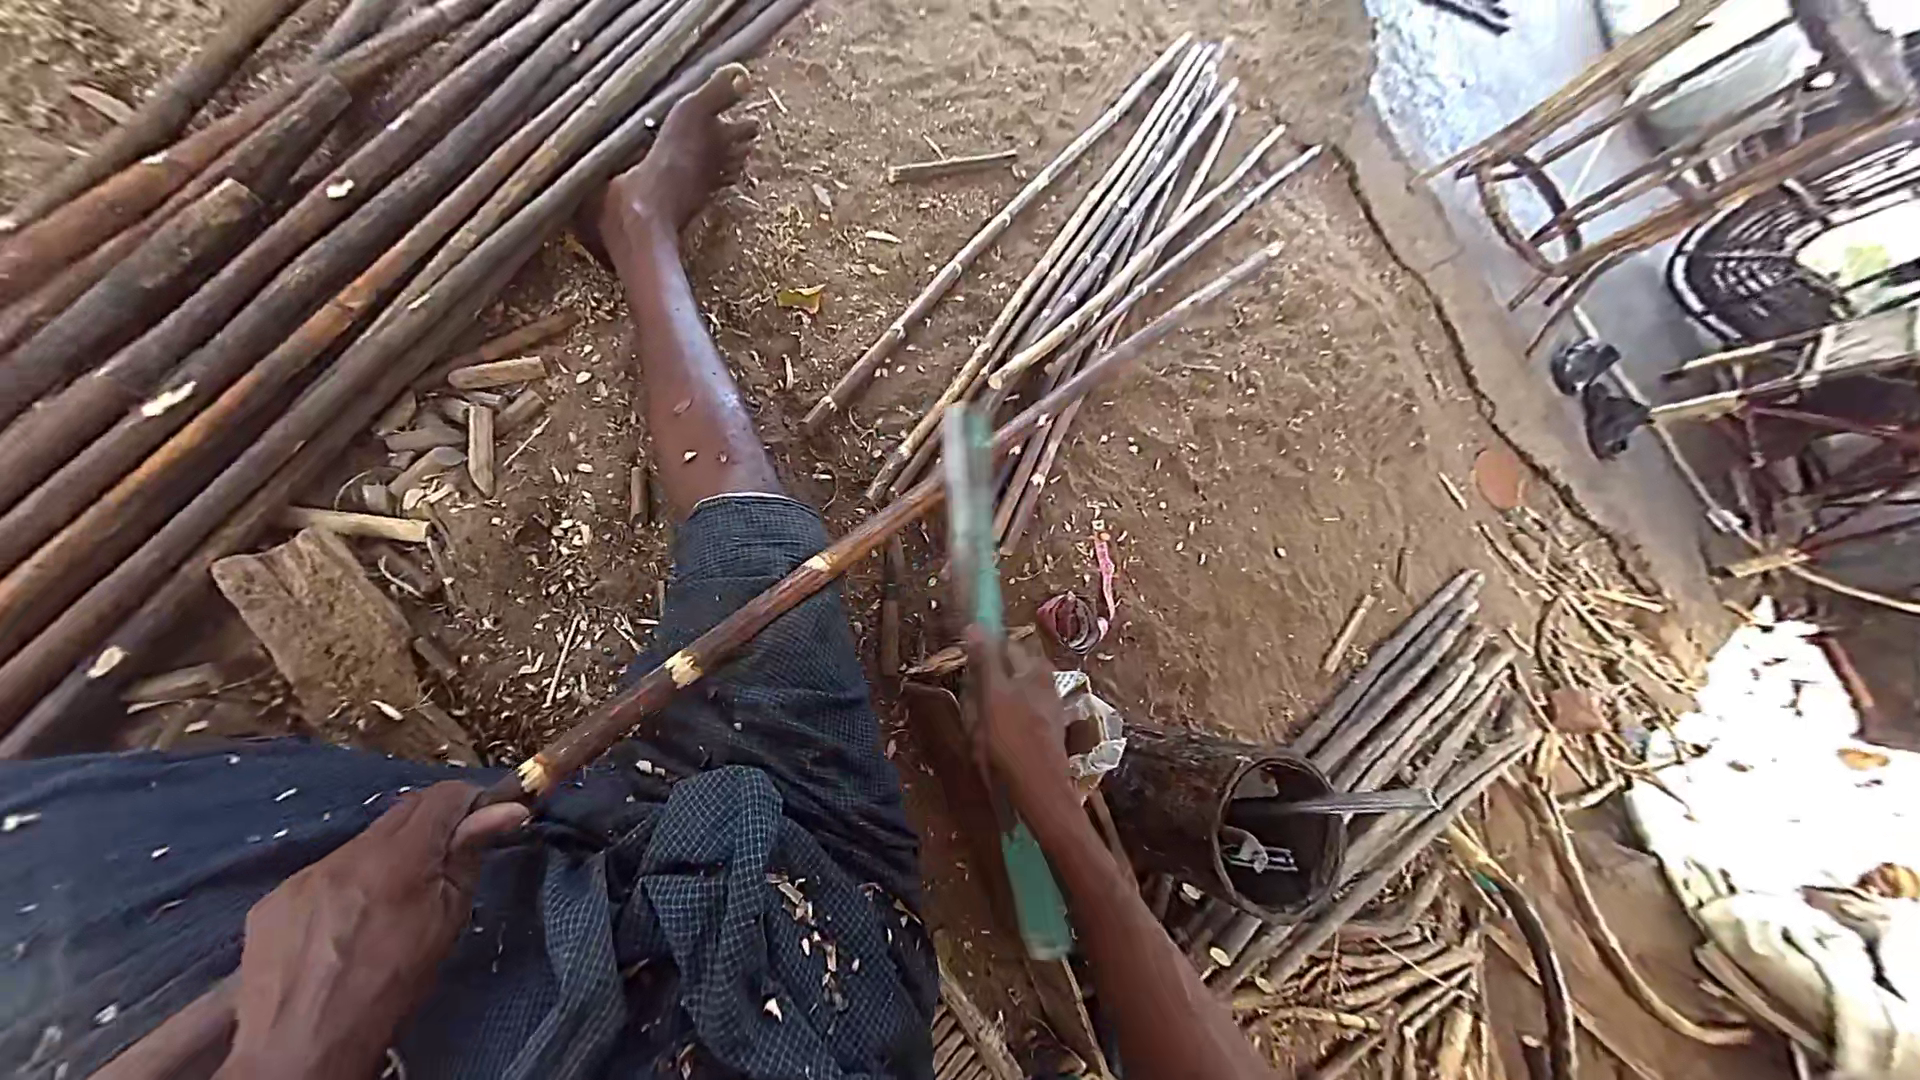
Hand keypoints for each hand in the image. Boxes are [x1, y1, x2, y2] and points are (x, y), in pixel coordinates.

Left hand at [214, 782, 526, 1079]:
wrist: (299, 1054)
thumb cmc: (394, 982)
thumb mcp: (450, 915)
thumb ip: (471, 852)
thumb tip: (509, 809)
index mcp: (397, 858)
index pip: (442, 795)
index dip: (471, 801)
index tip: (485, 819)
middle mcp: (346, 856)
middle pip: (404, 810)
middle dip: (434, 822)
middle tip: (449, 854)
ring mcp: (303, 877)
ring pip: (366, 840)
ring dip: (391, 852)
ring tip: (396, 895)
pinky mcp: (271, 901)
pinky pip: (328, 870)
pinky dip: (351, 879)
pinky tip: (352, 916)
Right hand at [965, 627, 1074, 819]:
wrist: (1038, 792)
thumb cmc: (1012, 740)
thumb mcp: (992, 694)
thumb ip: (984, 659)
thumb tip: (975, 625)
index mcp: (1035, 669)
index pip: (1002, 645)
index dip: (981, 654)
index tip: (966, 672)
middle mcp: (1044, 683)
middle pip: (1001, 673)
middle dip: (981, 688)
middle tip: (973, 709)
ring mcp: (1044, 708)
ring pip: (1001, 699)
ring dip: (984, 712)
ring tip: (979, 732)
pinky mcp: (1038, 731)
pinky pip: (1007, 720)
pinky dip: (993, 729)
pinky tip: (989, 746)